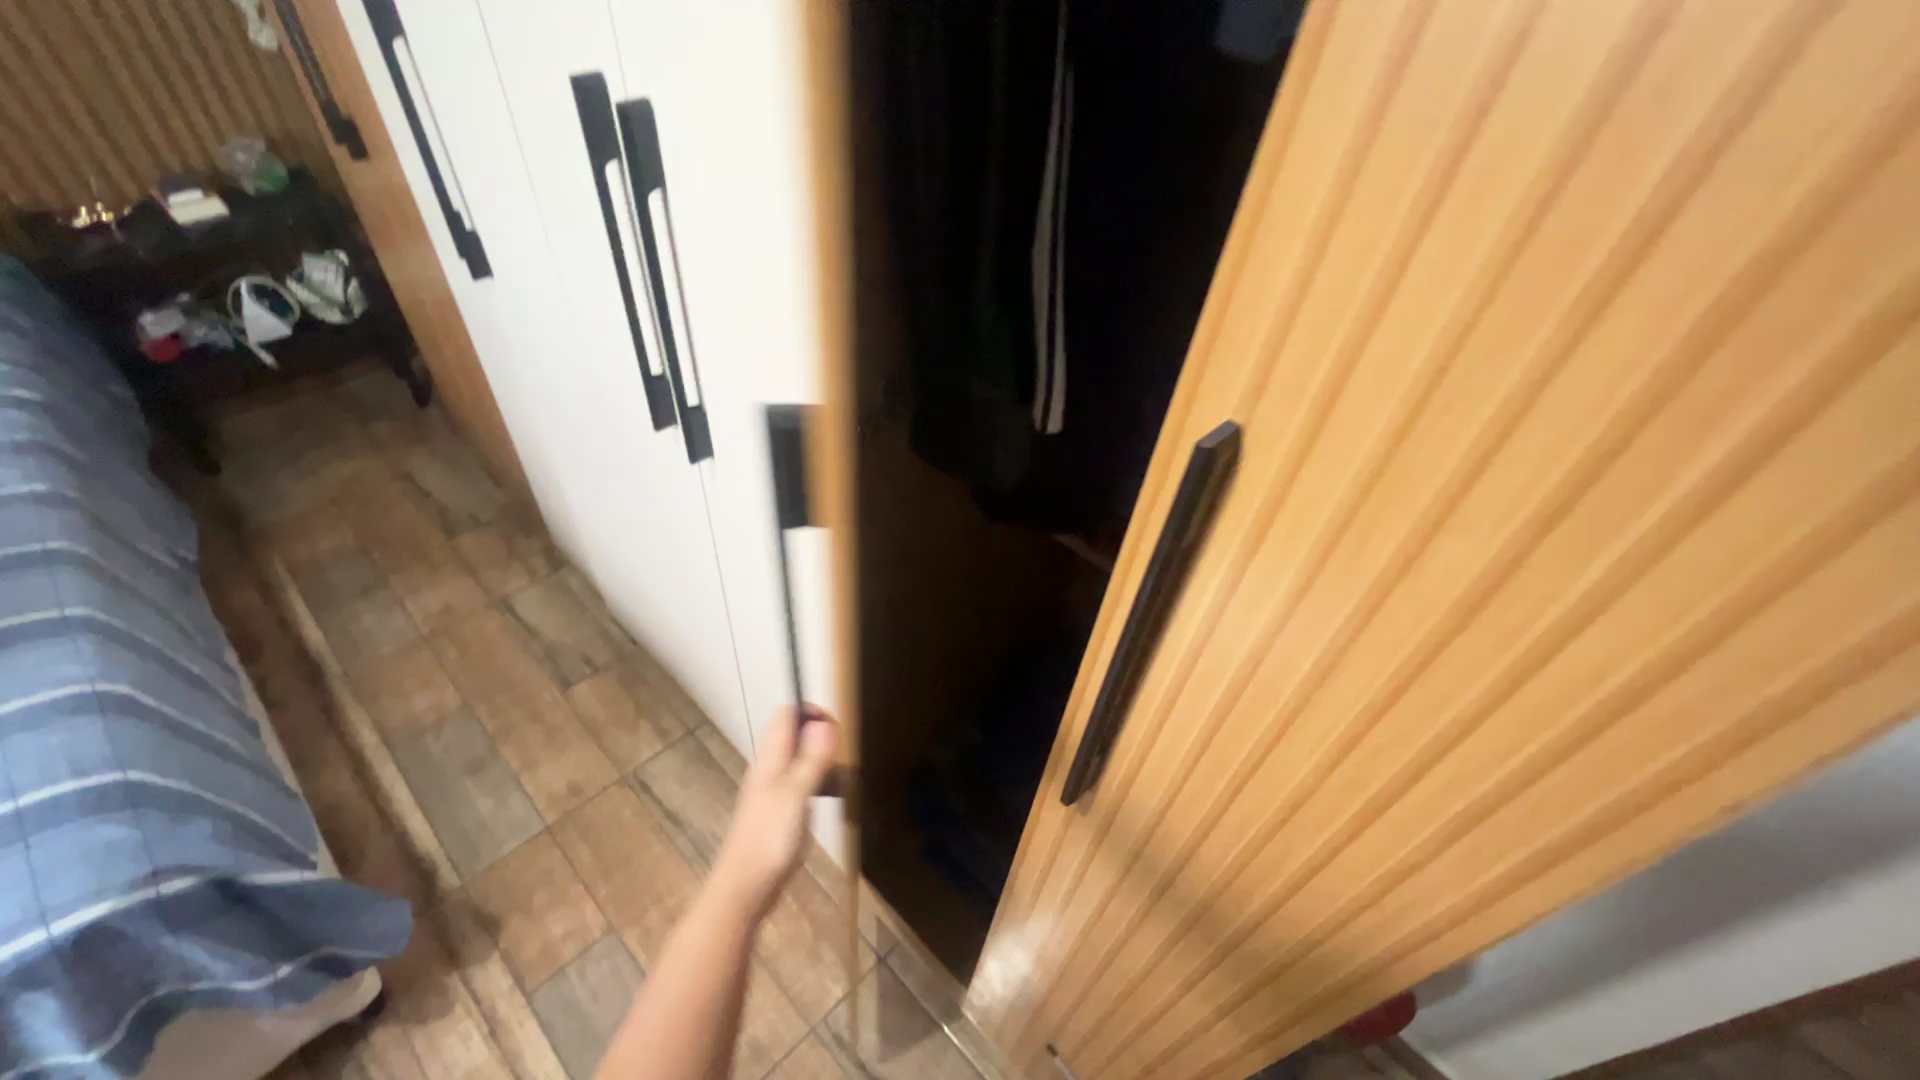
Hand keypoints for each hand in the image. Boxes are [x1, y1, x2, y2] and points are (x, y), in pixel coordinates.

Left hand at [711, 706, 838, 918]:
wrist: (745, 887)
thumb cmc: (770, 838)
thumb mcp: (796, 795)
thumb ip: (810, 759)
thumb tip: (824, 722)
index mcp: (770, 759)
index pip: (787, 714)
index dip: (810, 712)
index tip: (836, 730)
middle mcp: (768, 768)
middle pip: (792, 734)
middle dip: (819, 735)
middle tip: (842, 754)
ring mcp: (770, 790)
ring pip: (797, 759)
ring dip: (820, 760)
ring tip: (842, 776)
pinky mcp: (776, 811)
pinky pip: (799, 782)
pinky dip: (816, 782)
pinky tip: (829, 800)